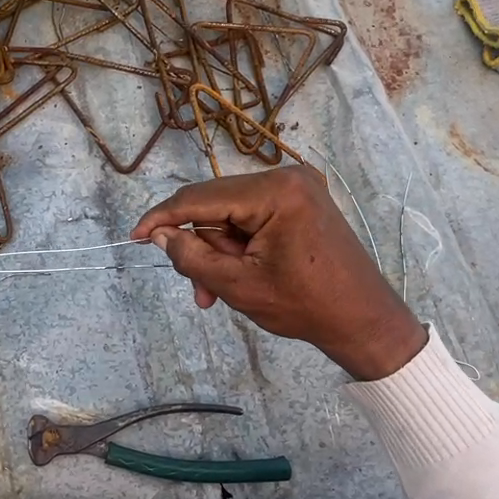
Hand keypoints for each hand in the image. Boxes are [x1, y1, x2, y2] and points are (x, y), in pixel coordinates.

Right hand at [129, 167, 427, 380]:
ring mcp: (295, 188)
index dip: (162, 217)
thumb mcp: (238, 285)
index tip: (134, 236)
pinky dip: (236, 247)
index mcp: (276, 192)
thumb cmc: (306, 306)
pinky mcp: (299, 202)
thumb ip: (191, 256)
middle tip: (199, 290)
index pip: (200, 198)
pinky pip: (249, 218)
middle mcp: (286, 177)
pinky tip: (236, 276)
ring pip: (228, 215)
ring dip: (217, 253)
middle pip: (214, 205)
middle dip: (199, 247)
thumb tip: (158, 234)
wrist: (365, 321)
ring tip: (218, 293)